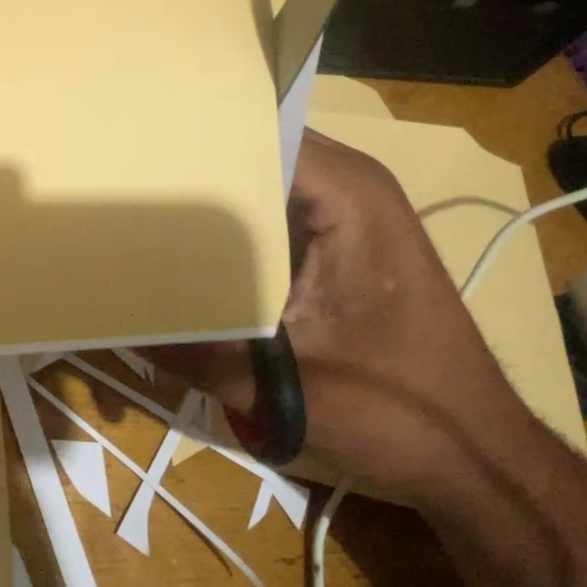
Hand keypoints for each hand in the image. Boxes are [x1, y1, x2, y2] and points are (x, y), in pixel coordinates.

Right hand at [150, 130, 535, 504]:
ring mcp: (341, 209)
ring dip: (204, 193)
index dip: (187, 134)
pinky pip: (266, 208)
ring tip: (133, 203)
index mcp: (345, 190)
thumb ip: (192, 351)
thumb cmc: (401, 412)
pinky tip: (179, 244)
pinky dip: (227, 224)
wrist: (479, 460)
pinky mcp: (334, 239)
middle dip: (186, 161)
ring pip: (254, 177)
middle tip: (114, 178)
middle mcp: (346, 181)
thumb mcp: (284, 386)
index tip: (124, 147)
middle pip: (247, 146)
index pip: (251, 127)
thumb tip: (107, 322)